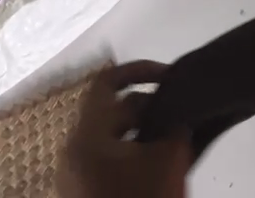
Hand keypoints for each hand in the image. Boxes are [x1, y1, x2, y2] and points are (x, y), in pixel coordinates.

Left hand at [59, 61, 190, 197]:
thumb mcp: (169, 156)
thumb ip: (176, 125)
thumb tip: (178, 116)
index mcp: (87, 136)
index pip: (107, 81)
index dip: (140, 69)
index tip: (171, 76)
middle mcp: (74, 151)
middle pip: (113, 109)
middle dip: (150, 106)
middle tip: (180, 114)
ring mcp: (76, 177)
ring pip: (114, 136)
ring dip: (145, 131)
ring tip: (175, 140)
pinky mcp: (85, 195)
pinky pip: (110, 159)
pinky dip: (135, 152)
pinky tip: (161, 164)